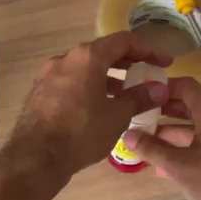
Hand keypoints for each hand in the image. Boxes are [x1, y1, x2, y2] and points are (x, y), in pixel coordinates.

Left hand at [5, 31, 171, 182]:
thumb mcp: (117, 116)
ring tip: (125, 95)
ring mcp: (48, 75)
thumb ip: (139, 98)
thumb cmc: (81, 132)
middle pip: (102, 52)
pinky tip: (98, 107)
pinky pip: (71, 82)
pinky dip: (89, 87)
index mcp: (87, 57)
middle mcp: (65, 59)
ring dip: (107, 78)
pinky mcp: (39, 92)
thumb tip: (159, 89)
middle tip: (146, 76)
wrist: (36, 158)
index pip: (124, 41)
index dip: (148, 49)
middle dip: (127, 63)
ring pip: (84, 69)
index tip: (164, 63)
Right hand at [123, 77, 200, 199]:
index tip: (143, 91)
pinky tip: (164, 168)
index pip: (187, 87)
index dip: (164, 86)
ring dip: (171, 136)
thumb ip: (151, 149)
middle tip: (139, 116)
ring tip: (145, 142)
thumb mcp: (178, 164)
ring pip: (195, 133)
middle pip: (191, 109)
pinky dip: (183, 154)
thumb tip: (127, 135)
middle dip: (164, 112)